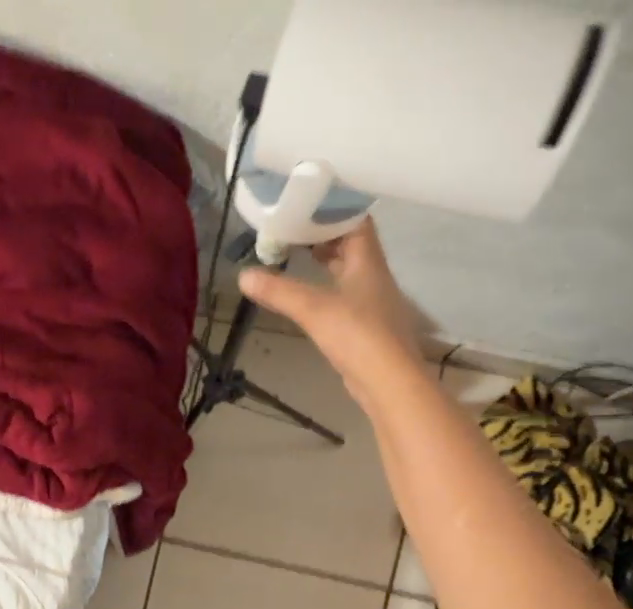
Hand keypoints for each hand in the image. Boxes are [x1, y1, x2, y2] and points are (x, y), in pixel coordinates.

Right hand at [238, 219, 422, 410]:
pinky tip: (307, 295)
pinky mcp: (365, 326)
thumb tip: (243, 275)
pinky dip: (325, 287)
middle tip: (291, 227)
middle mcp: (373, 275)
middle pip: (350, 243)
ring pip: (346, 270)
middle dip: (322, 233)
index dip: (332, 207)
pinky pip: (343, 295)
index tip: (304, 202)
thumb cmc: (357, 335)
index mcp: (368, 261)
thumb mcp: (313, 309)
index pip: (355, 219)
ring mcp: (371, 301)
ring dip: (324, 260)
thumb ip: (279, 291)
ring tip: (294, 254)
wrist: (389, 382)